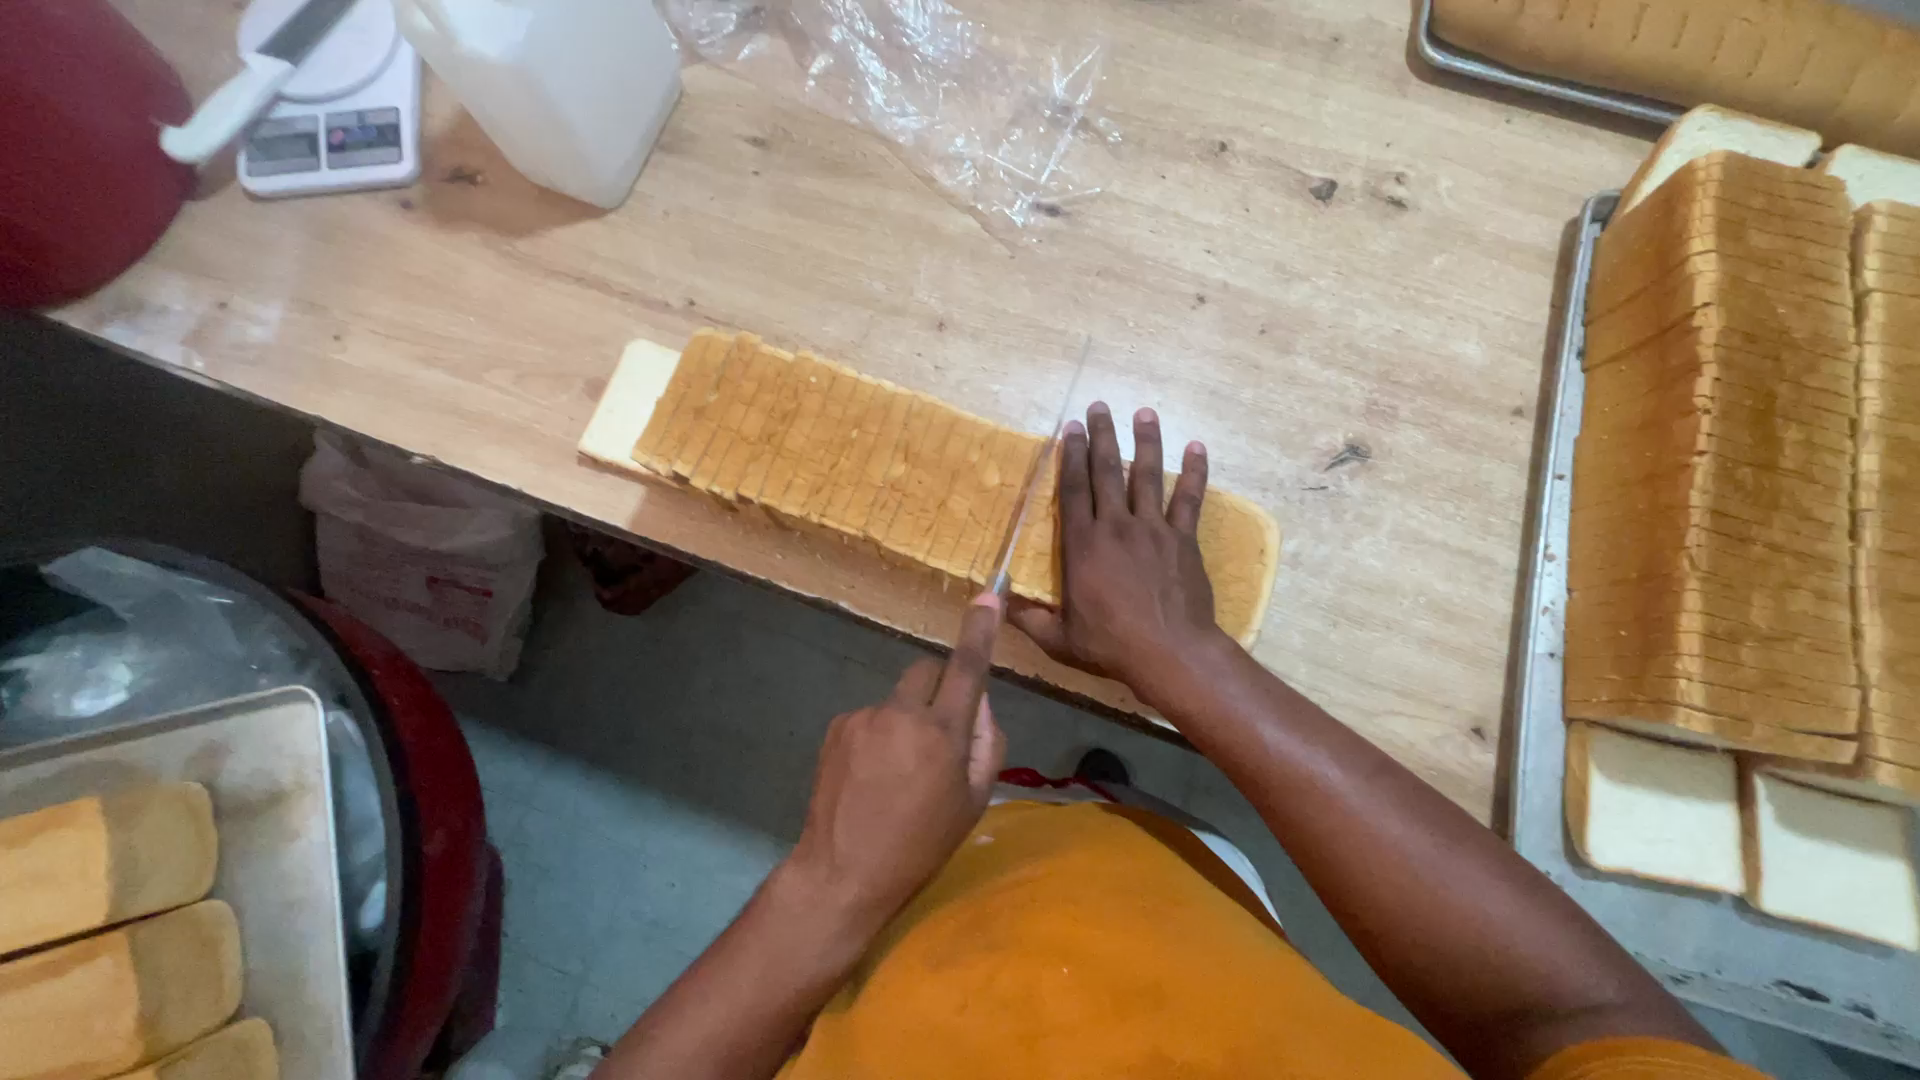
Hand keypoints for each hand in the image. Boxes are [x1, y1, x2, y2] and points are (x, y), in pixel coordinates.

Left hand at [782, 593, 1007, 931]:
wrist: (843, 872)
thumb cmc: (920, 845)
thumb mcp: (974, 803)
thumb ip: (988, 744)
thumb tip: (980, 703)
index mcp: (943, 733)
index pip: (968, 668)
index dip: (980, 630)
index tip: (989, 594)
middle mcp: (902, 713)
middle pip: (928, 672)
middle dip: (939, 690)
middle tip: (937, 738)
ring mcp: (864, 717)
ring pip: (898, 699)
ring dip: (905, 721)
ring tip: (895, 774)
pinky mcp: (837, 726)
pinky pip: (870, 717)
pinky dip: (877, 735)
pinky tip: (869, 776)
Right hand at [1008, 403, 1228, 696]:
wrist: (1170, 653)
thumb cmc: (1111, 646)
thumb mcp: (1059, 639)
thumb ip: (1029, 619)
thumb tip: (999, 606)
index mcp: (1083, 546)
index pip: (1073, 490)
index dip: (1069, 456)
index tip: (1069, 427)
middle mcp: (1116, 526)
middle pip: (1108, 471)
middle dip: (1102, 436)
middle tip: (1099, 406)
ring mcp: (1153, 529)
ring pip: (1148, 475)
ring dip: (1146, 441)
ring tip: (1144, 412)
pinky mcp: (1183, 539)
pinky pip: (1189, 499)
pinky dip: (1194, 472)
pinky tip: (1197, 447)